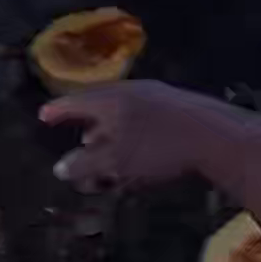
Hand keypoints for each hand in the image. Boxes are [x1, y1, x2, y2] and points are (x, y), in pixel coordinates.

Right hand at [40, 80, 257, 188]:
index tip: (43, 117)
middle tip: (78, 144)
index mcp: (112, 98)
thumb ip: (85, 166)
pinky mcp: (177, 112)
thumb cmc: (160, 149)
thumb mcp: (116, 161)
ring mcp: (158, 99)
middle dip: (86, 128)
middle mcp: (133, 92)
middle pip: (100, 107)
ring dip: (110, 136)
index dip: (58, 111)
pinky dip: (130, 139)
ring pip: (123, 116)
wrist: (217, 138)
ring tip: (105, 156)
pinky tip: (136, 157)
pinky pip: (142, 123)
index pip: (76, 101)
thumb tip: (59, 169)